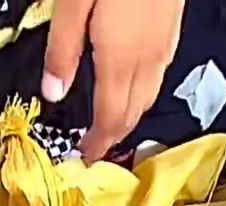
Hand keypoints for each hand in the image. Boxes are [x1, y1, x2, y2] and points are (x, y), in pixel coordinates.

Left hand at [43, 0, 183, 162]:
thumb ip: (63, 47)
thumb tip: (52, 91)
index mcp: (118, 59)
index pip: (109, 120)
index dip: (97, 145)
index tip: (86, 157)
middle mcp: (147, 60)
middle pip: (131, 117)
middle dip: (113, 137)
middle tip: (96, 145)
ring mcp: (164, 46)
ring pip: (148, 99)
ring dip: (129, 117)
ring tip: (110, 121)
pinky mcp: (174, 28)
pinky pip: (158, 76)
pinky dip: (143, 92)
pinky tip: (133, 83)